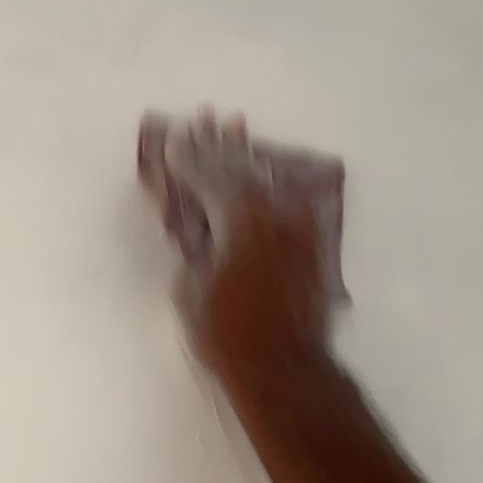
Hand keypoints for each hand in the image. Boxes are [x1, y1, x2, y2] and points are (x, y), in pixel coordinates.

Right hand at [138, 106, 345, 375]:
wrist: (283, 365)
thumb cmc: (225, 333)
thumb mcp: (191, 290)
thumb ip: (193, 250)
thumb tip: (198, 234)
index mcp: (239, 217)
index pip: (207, 177)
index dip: (187, 159)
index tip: (172, 138)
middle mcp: (273, 209)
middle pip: (239, 168)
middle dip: (216, 146)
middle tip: (202, 117)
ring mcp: (297, 224)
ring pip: (267, 179)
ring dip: (246, 156)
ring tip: (235, 127)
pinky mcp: (310, 243)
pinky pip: (286, 198)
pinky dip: (268, 183)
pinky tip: (266, 172)